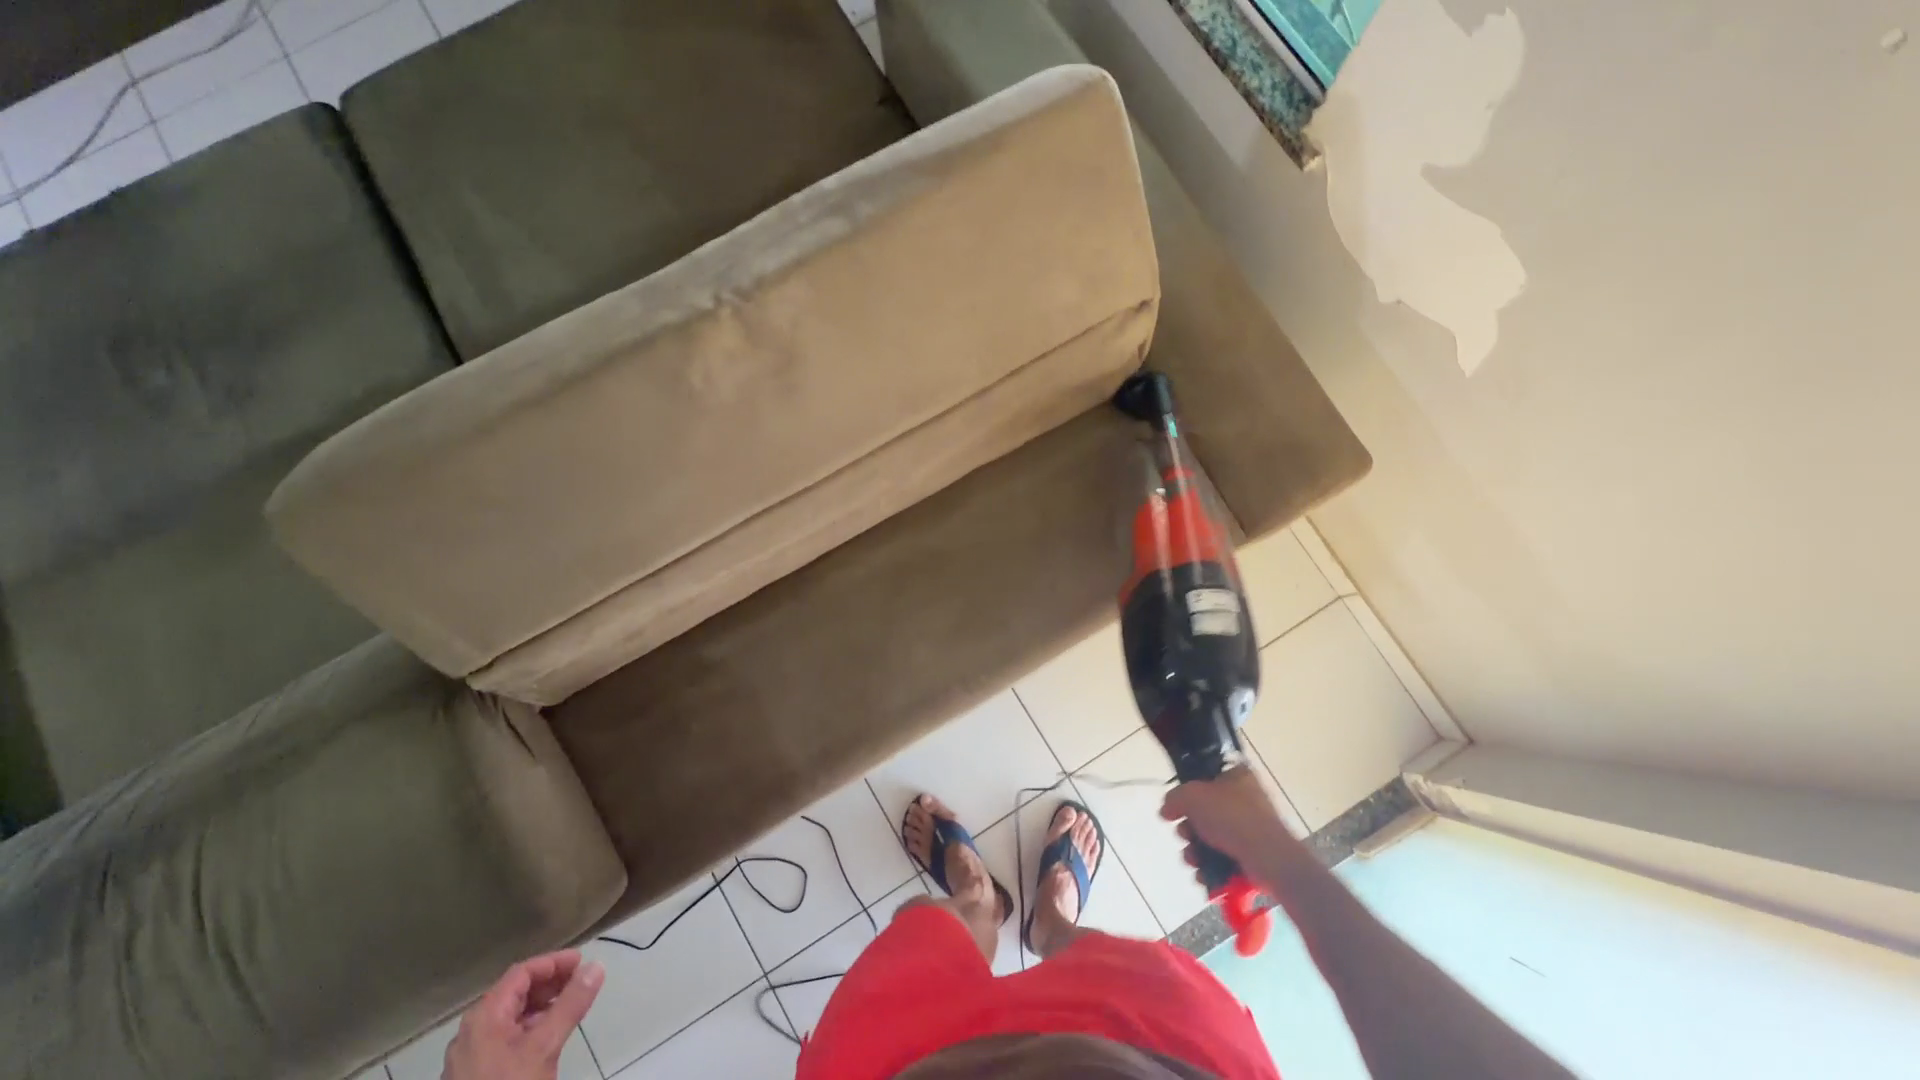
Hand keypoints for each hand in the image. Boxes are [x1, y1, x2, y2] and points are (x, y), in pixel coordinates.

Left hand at [442, 951, 604, 1079]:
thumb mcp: (546, 1046)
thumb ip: (570, 1005)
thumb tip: (596, 967)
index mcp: (484, 1017)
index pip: (521, 973)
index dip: (553, 962)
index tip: (583, 962)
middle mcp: (472, 1030)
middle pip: (513, 992)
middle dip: (549, 982)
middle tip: (581, 981)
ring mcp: (470, 1054)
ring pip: (509, 1016)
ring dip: (540, 1005)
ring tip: (569, 1006)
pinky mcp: (475, 1074)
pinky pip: (504, 1037)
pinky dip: (529, 1027)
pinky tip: (547, 1036)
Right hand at [1160, 767, 1302, 887]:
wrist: (1268, 857)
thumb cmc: (1231, 817)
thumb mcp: (1193, 796)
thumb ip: (1174, 798)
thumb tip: (1166, 810)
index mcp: (1237, 776)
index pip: (1205, 779)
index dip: (1186, 793)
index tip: (1175, 809)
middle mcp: (1245, 800)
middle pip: (1204, 813)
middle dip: (1188, 830)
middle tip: (1185, 836)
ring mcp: (1250, 830)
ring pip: (1210, 840)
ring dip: (1195, 853)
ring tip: (1194, 860)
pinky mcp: (1252, 856)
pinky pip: (1222, 860)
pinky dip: (1210, 869)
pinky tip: (1204, 875)